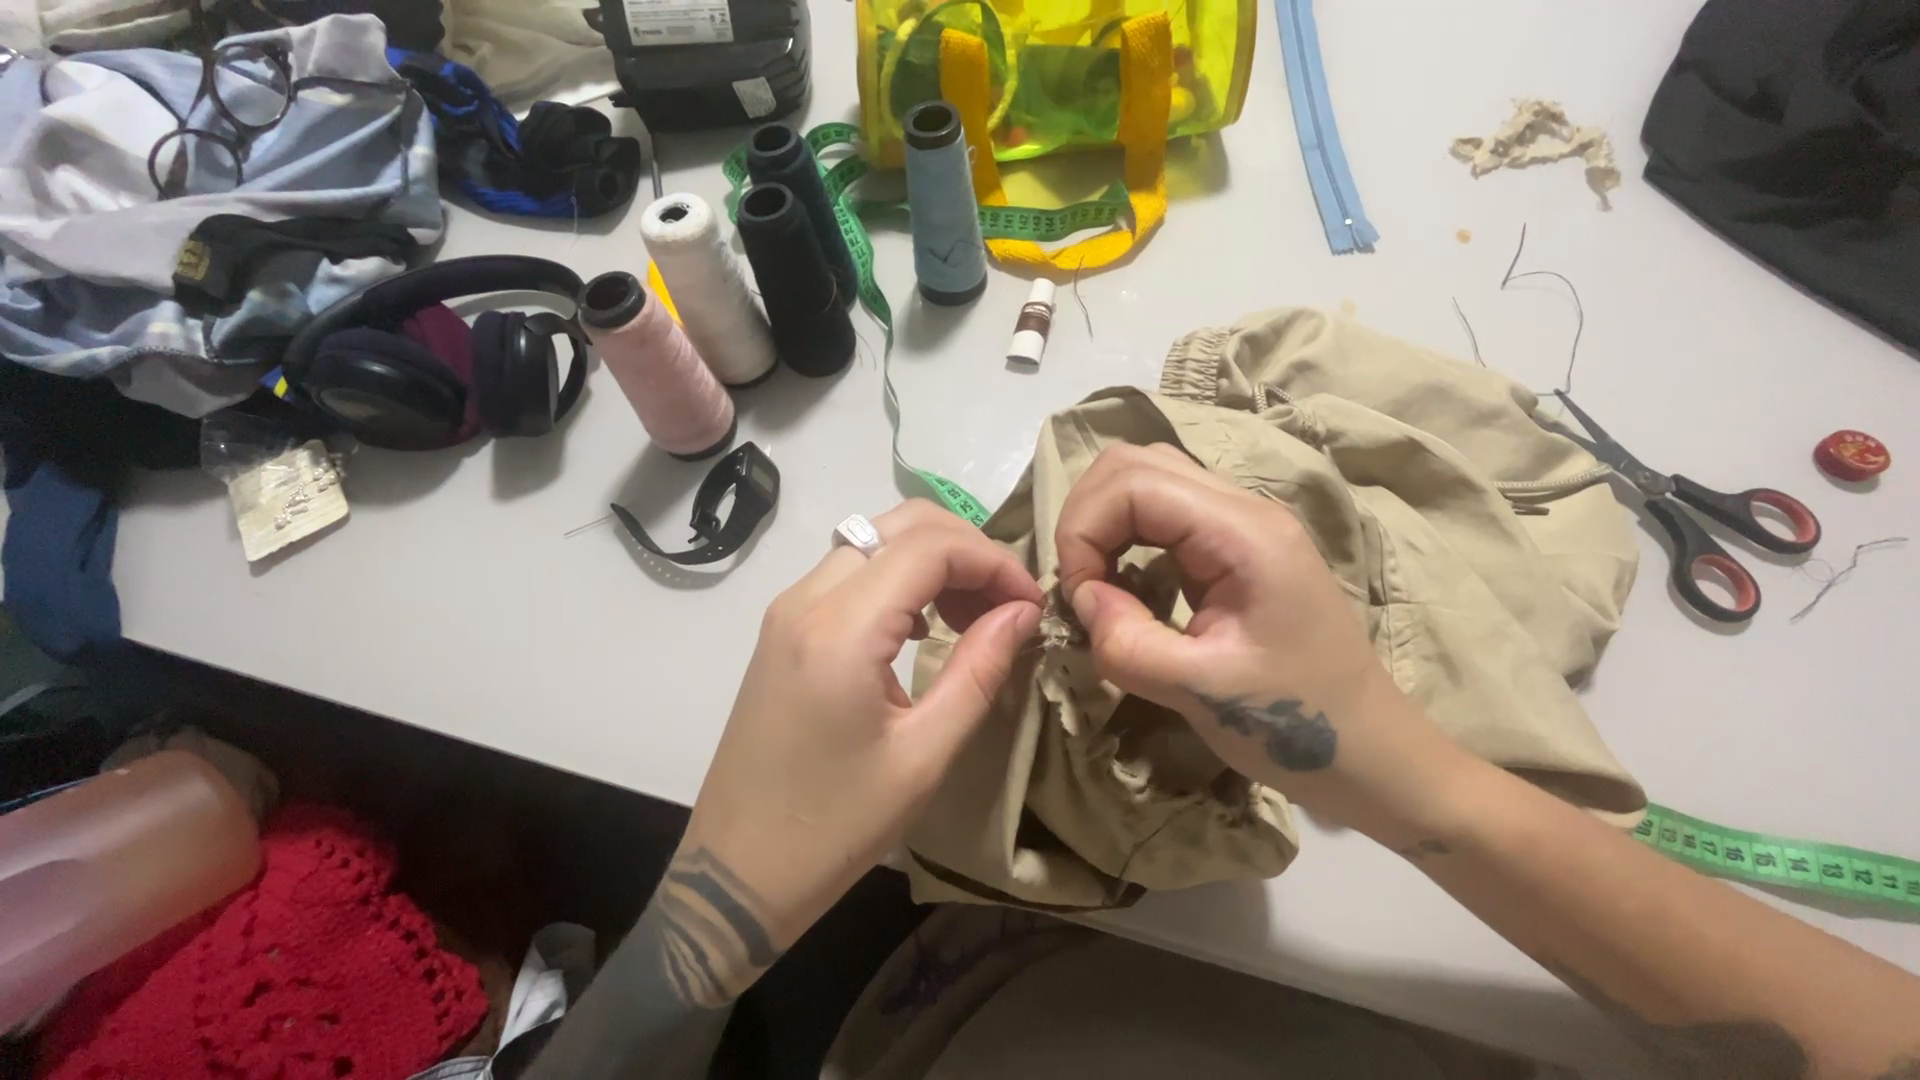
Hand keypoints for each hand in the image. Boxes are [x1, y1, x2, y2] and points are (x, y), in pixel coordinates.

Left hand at [682, 500, 1041, 947]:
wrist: (736, 871)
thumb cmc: (835, 826)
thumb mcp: (923, 756)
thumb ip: (979, 671)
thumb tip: (1022, 612)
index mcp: (839, 630)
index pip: (929, 547)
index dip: (993, 562)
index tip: (1032, 605)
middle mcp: (805, 600)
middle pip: (900, 525)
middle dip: (967, 549)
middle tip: (1007, 604)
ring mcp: (787, 609)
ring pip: (874, 540)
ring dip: (933, 559)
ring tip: (974, 616)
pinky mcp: (783, 628)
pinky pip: (850, 571)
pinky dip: (899, 576)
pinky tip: (926, 624)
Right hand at [1054, 445, 1458, 832]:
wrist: (1371, 752)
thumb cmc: (1296, 726)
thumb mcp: (1203, 693)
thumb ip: (1128, 642)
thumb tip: (1082, 599)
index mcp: (1244, 534)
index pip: (1133, 482)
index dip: (1084, 531)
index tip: (1079, 597)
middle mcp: (1243, 509)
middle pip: (1134, 463)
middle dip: (1087, 519)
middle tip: (1082, 587)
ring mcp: (1241, 523)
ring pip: (1145, 478)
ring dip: (1103, 524)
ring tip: (1097, 586)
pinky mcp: (1232, 546)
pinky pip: (1161, 512)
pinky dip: (1123, 537)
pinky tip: (1126, 586)